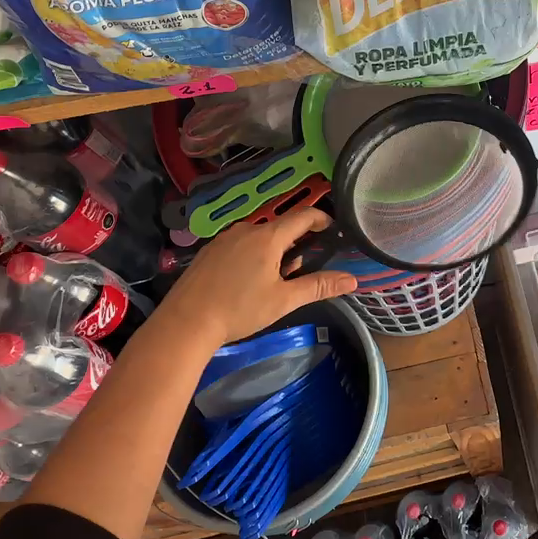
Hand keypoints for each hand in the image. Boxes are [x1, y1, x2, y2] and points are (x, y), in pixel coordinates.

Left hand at [154, 208, 357, 348]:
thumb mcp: (284, 300)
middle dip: (297, 243)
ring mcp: (225, 238)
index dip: (322, 219)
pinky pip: (240, 244)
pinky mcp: (209, 251)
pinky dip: (253, 254)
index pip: (303, 215)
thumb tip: (352, 280)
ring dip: (274, 250)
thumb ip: (318, 286)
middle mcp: (247, 229)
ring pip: (259, 236)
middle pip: (281, 227)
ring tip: (275, 279)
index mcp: (268, 236)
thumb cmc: (239, 309)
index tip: (333, 231)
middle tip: (303, 268)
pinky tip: (247, 281)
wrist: (185, 323)